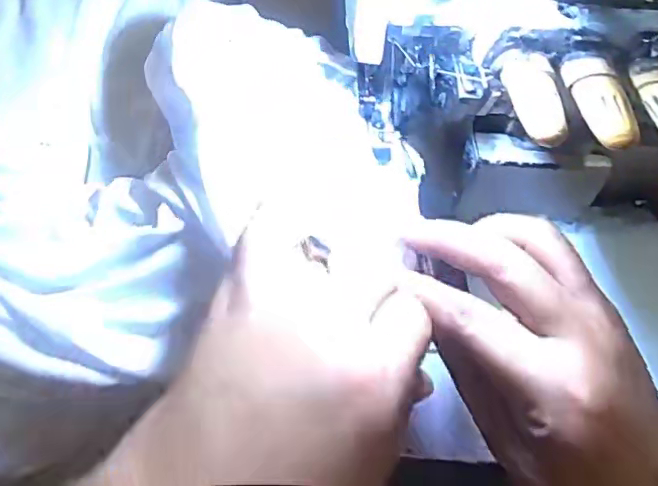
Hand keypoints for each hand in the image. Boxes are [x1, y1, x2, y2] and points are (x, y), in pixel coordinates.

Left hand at [88, 204, 432, 485]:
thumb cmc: (292, 482)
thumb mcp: (371, 459)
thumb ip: (402, 398)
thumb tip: (414, 354)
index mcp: (372, 373)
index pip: (416, 306)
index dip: (407, 318)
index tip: (394, 327)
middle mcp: (334, 322)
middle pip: (381, 266)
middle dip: (380, 282)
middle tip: (367, 299)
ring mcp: (284, 292)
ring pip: (338, 235)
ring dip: (344, 245)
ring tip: (341, 254)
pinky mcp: (242, 278)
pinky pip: (274, 216)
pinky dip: (291, 203)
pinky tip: (304, 200)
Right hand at [402, 216, 657, 485]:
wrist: (654, 484)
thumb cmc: (575, 479)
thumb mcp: (510, 445)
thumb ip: (469, 374)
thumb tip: (428, 312)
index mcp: (553, 384)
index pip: (474, 319)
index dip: (426, 292)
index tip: (393, 274)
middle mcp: (579, 330)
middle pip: (505, 258)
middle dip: (449, 237)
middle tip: (410, 231)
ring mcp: (597, 306)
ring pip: (537, 234)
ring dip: (487, 225)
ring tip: (453, 237)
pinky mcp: (603, 297)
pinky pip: (556, 246)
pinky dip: (516, 235)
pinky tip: (491, 247)